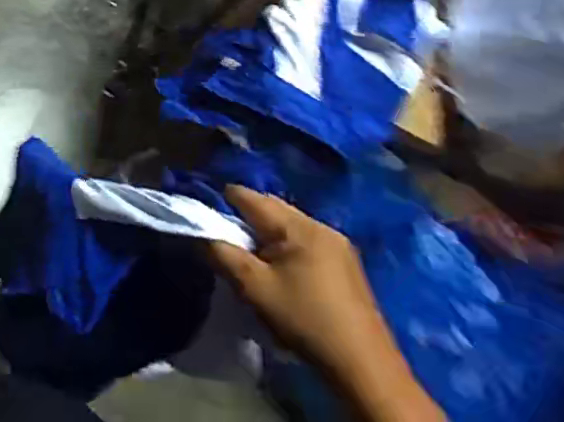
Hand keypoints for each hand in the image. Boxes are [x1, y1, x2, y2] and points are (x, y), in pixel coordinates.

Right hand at [207, 187, 441, 421]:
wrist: (365, 368)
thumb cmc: (304, 320)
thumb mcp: (252, 285)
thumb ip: (219, 251)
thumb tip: (198, 231)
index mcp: (298, 226)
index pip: (245, 195)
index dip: (220, 204)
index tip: (207, 224)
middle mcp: (320, 226)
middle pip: (268, 206)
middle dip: (244, 220)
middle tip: (231, 246)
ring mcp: (338, 245)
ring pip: (285, 223)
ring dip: (264, 234)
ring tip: (255, 260)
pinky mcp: (346, 264)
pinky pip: (303, 239)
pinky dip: (284, 246)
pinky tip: (282, 271)